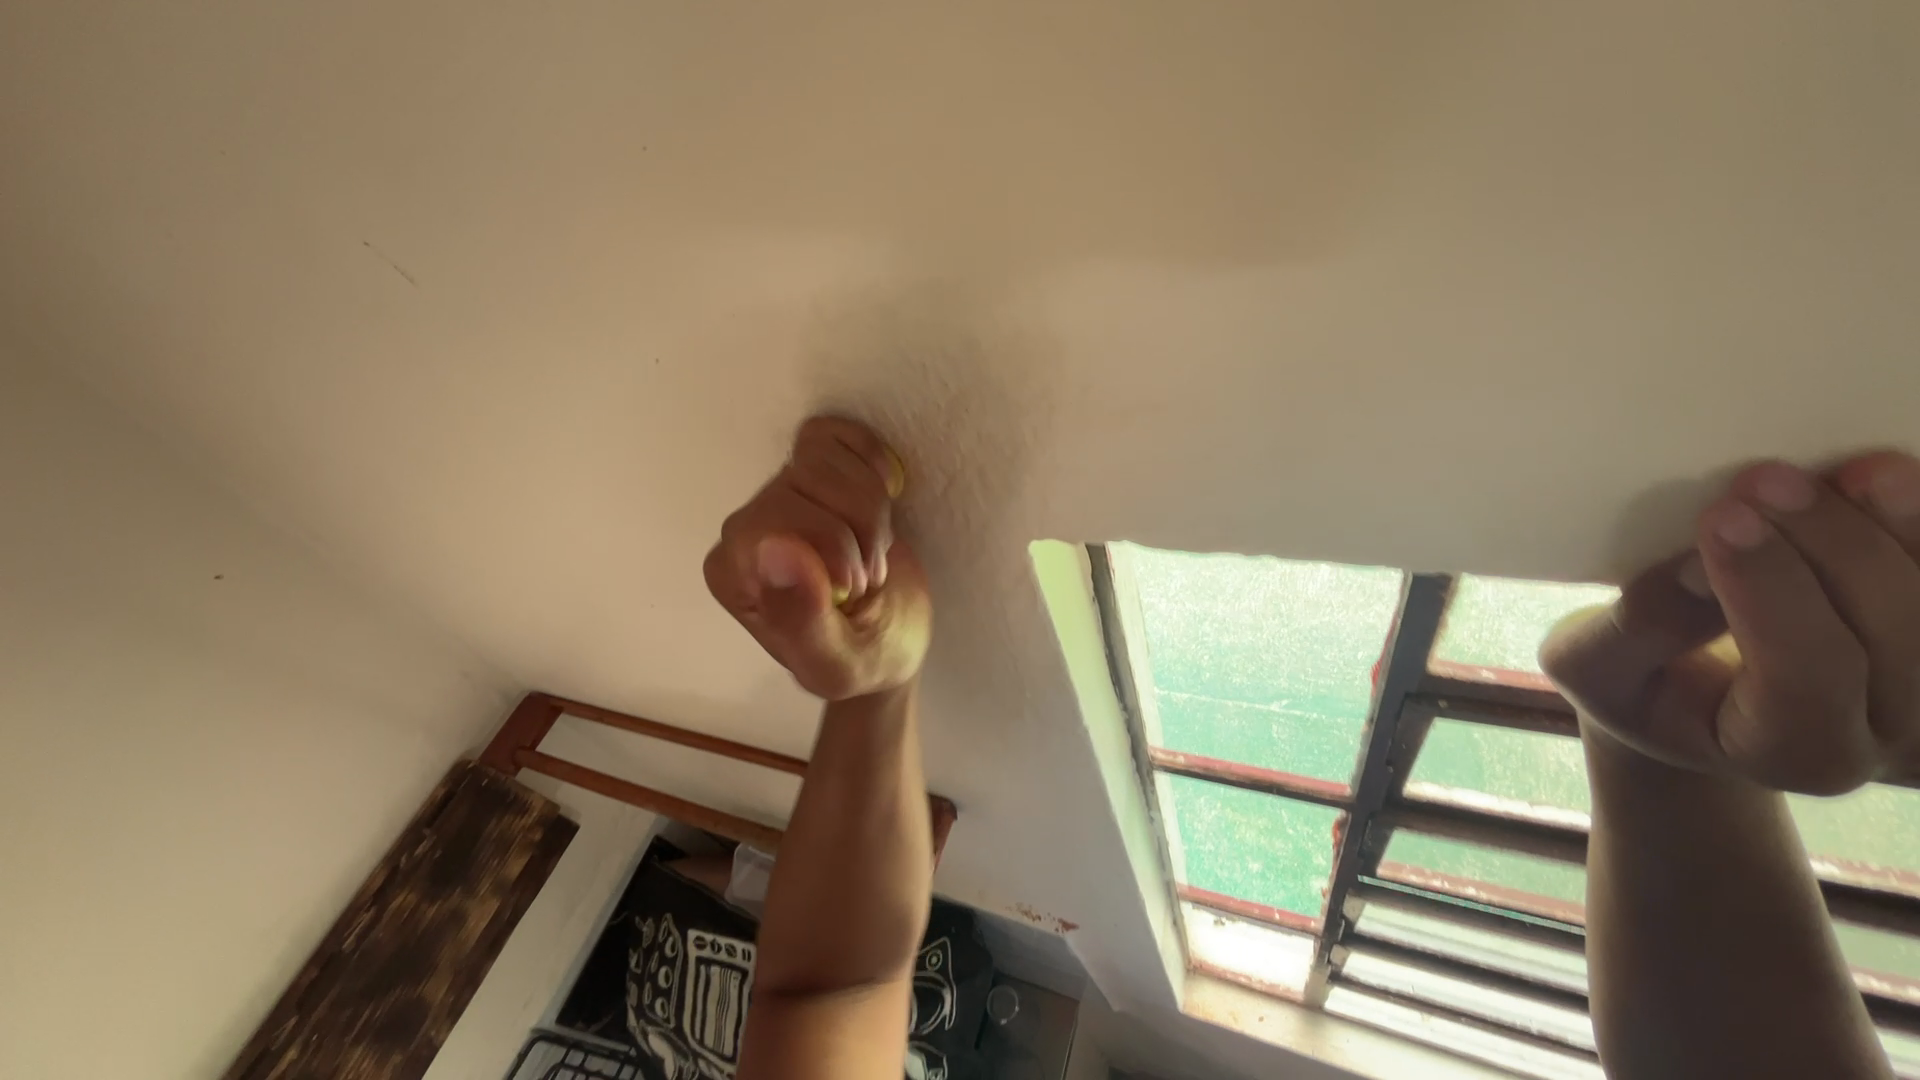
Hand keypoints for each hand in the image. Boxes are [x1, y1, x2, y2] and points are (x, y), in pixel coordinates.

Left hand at [705, 416, 931, 700]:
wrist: (890, 640)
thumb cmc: (860, 659)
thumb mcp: (837, 664)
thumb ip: (802, 620)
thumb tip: (776, 550)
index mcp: (734, 574)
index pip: (771, 521)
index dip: (831, 545)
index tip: (855, 590)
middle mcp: (746, 529)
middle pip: (804, 483)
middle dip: (860, 529)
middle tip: (869, 579)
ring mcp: (779, 494)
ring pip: (824, 455)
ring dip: (872, 505)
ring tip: (873, 552)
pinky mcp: (813, 471)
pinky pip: (835, 432)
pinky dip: (872, 460)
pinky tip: (884, 497)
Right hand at [1540, 450, 1919, 794]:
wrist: (1694, 709)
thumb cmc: (1632, 688)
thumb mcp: (1594, 668)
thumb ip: (1641, 629)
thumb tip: (1702, 567)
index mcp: (1787, 754)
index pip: (1804, 672)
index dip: (1771, 590)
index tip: (1721, 517)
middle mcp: (1884, 737)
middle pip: (1895, 636)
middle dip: (1834, 548)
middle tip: (1766, 479)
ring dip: (1902, 530)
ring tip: (1859, 471)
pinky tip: (1889, 484)